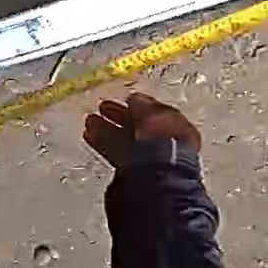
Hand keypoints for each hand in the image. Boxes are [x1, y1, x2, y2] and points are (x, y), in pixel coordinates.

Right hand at [82, 92, 200, 168]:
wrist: (154, 170)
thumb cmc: (161, 138)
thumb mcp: (154, 112)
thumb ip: (143, 104)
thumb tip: (134, 97)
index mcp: (178, 127)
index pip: (156, 112)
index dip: (139, 104)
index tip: (125, 98)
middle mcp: (163, 142)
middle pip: (137, 125)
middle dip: (119, 116)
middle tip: (103, 107)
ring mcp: (145, 155)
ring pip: (122, 137)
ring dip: (106, 128)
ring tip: (90, 120)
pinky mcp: (128, 167)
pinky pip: (112, 149)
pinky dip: (101, 140)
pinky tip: (90, 134)